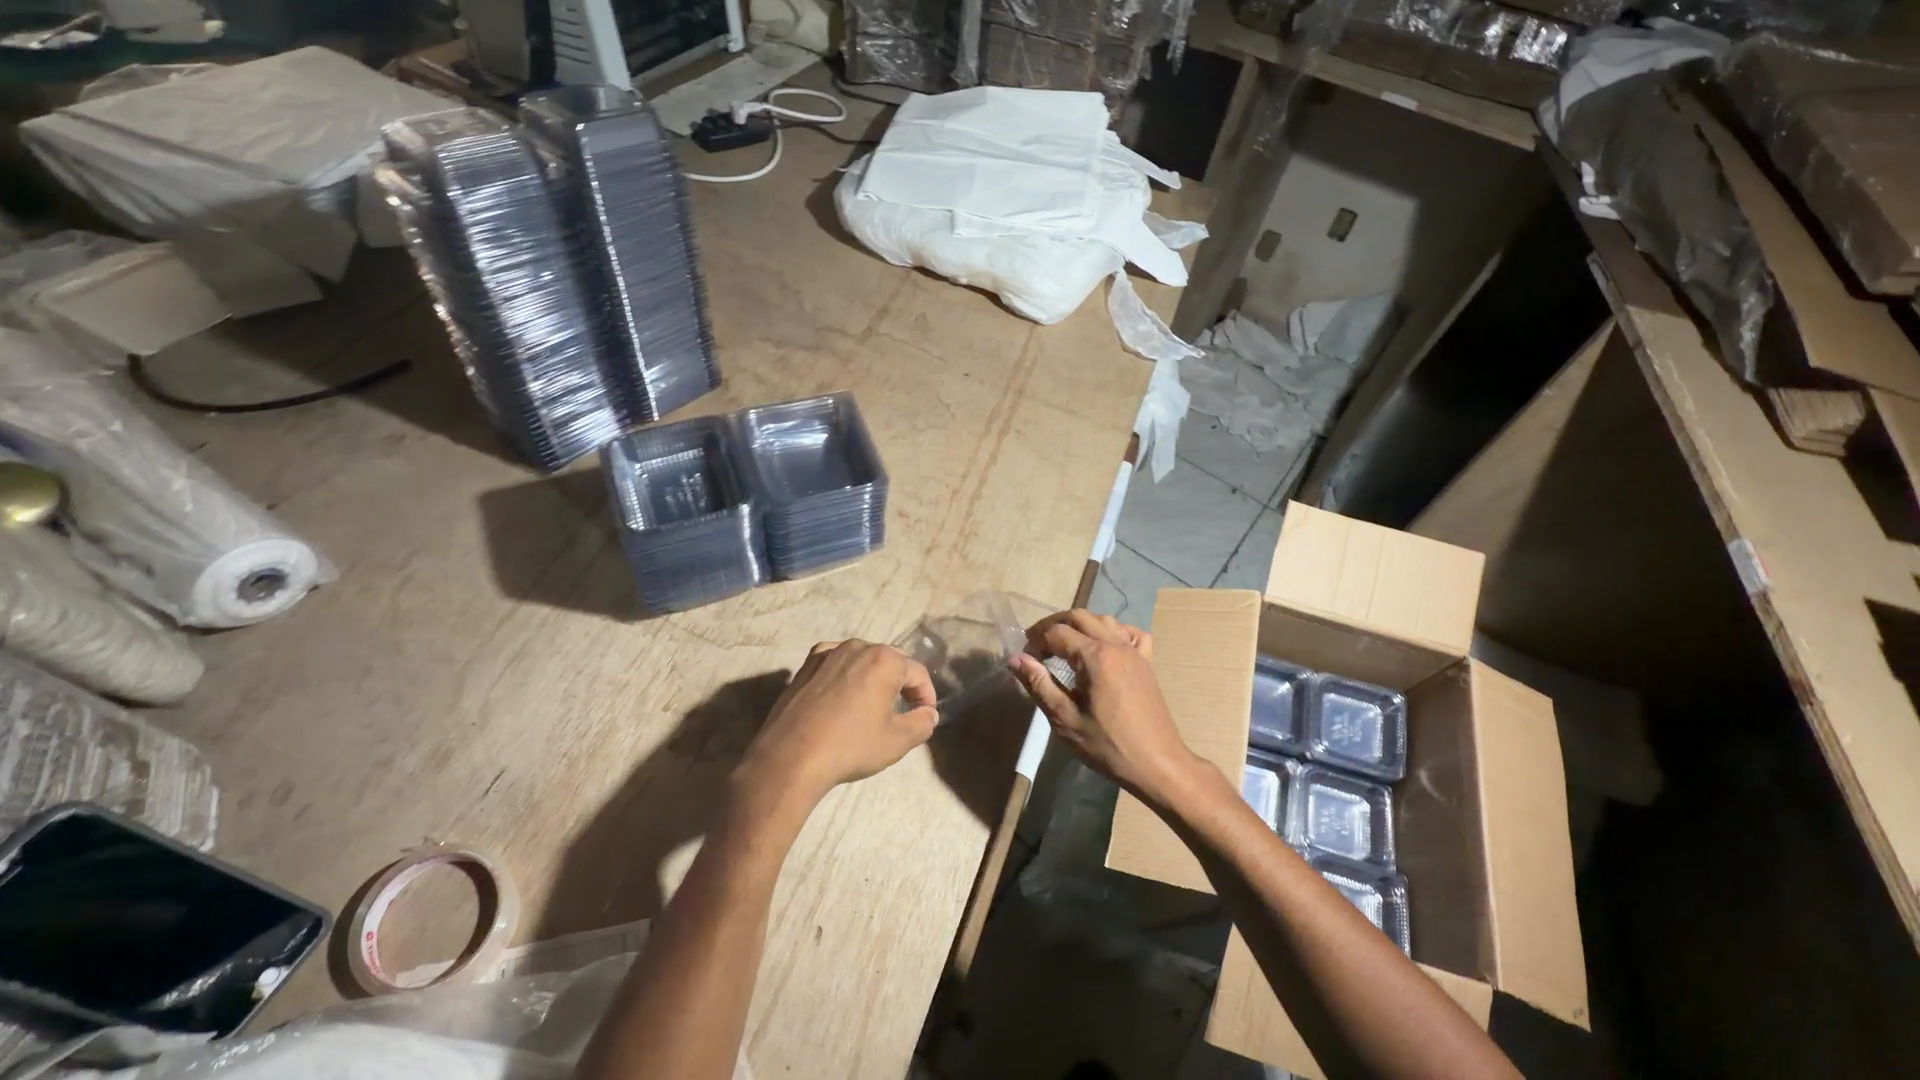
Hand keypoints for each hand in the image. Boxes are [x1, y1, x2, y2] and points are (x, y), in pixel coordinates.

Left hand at [737, 640, 938, 805]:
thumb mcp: (897, 741)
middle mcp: (856, 647)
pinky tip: (843, 696)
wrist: (790, 757)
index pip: (917, 673)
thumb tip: (929, 714)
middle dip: (901, 682)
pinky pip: (835, 664)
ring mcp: (827, 654)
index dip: (927, 695)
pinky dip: (845, 675)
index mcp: (883, 660)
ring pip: (861, 659)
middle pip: (890, 660)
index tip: (926, 715)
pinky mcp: (805, 666)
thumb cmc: (850, 746)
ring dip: (872, 677)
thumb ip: (922, 723)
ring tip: (874, 704)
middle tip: (904, 709)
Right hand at [1007, 610, 1200, 803]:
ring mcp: (1135, 651)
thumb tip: (1016, 659)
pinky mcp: (1147, 662)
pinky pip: (1129, 633)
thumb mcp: (1065, 719)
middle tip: (1036, 645)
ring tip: (1062, 643)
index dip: (1036, 641)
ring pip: (1103, 620)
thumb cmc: (1108, 746)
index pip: (1056, 633)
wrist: (1157, 764)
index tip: (1025, 659)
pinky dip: (1111, 631)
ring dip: (1079, 624)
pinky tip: (1102, 645)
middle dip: (1053, 625)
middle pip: (1079, 616)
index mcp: (1095, 657)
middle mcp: (1116, 644)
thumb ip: (1039, 685)